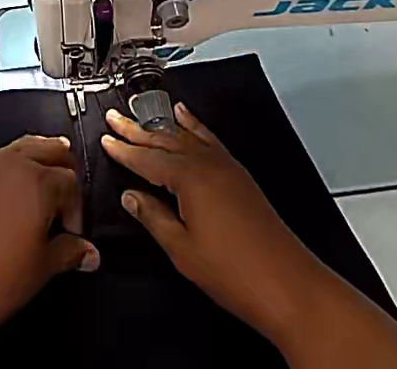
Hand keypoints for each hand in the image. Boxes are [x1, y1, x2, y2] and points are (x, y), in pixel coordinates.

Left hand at [0, 135, 97, 367]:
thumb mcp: (43, 267)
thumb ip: (70, 252)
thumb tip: (86, 253)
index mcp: (40, 182)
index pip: (73, 185)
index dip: (77, 211)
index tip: (73, 234)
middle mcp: (16, 165)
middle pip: (54, 151)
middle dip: (66, 173)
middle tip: (67, 202)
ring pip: (27, 145)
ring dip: (42, 159)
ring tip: (46, 186)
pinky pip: (3, 155)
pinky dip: (16, 163)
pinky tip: (16, 189)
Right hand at [102, 104, 327, 344]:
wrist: (288, 285)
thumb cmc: (240, 272)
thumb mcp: (182, 249)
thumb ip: (153, 217)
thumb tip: (132, 198)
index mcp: (190, 178)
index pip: (147, 158)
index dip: (124, 150)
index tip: (108, 140)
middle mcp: (209, 164)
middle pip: (164, 139)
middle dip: (136, 129)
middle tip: (116, 118)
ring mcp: (226, 166)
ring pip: (185, 136)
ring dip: (160, 125)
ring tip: (142, 113)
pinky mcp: (239, 174)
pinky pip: (208, 138)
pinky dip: (193, 126)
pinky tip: (186, 118)